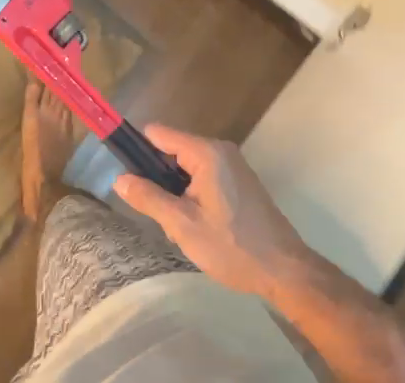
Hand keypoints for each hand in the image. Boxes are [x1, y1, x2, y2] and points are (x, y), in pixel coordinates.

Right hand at [114, 125, 315, 301]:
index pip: (158, 134)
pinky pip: (204, 177)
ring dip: (177, 192)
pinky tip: (199, 227)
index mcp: (206, 153)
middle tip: (160, 214)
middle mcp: (220, 151)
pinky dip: (194, 196)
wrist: (285, 271)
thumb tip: (119, 179)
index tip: (126, 175)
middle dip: (160, 179)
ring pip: (187, 168)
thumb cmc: (232, 246)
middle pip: (172, 151)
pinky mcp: (240, 182)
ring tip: (181, 227)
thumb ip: (149, 198)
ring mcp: (233, 166)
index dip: (137, 150)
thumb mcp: (183, 225)